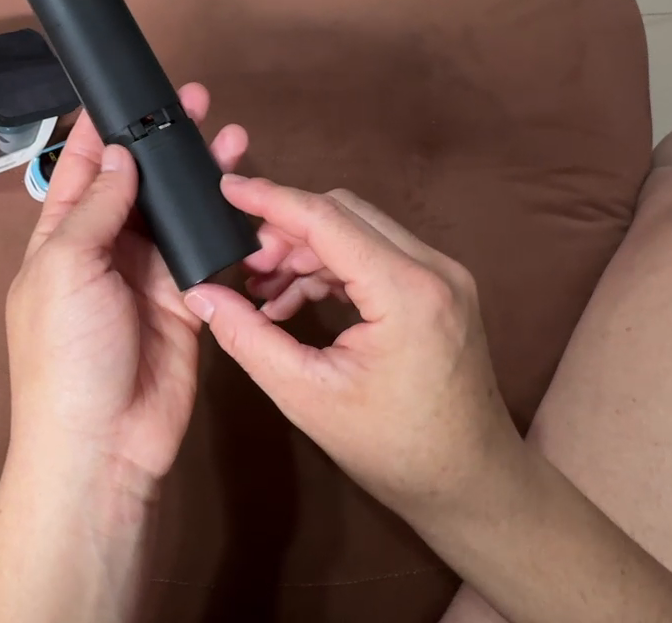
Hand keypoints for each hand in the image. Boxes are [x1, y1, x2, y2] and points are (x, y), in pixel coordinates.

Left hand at [5, 83, 247, 501]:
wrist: (105, 442)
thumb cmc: (65, 353)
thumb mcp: (65, 269)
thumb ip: (95, 209)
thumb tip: (120, 157)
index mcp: (64, 237)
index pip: (83, 169)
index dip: (104, 130)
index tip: (126, 91)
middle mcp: (107, 248)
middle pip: (138, 183)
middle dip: (162, 143)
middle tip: (194, 101)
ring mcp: (149, 273)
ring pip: (177, 211)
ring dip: (198, 175)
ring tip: (229, 135)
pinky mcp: (187, 297)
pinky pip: (207, 249)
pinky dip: (225, 222)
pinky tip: (245, 194)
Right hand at [182, 178, 521, 520]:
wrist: (471, 484)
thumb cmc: (393, 449)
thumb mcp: (306, 396)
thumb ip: (247, 337)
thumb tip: (200, 294)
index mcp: (406, 292)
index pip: (327, 218)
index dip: (270, 198)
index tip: (226, 188)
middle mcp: (432, 267)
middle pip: (342, 212)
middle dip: (285, 229)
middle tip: (245, 265)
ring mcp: (441, 273)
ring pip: (356, 227)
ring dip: (305, 248)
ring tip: (264, 288)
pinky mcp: (439, 284)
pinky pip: (373, 251)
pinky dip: (330, 265)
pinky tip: (295, 298)